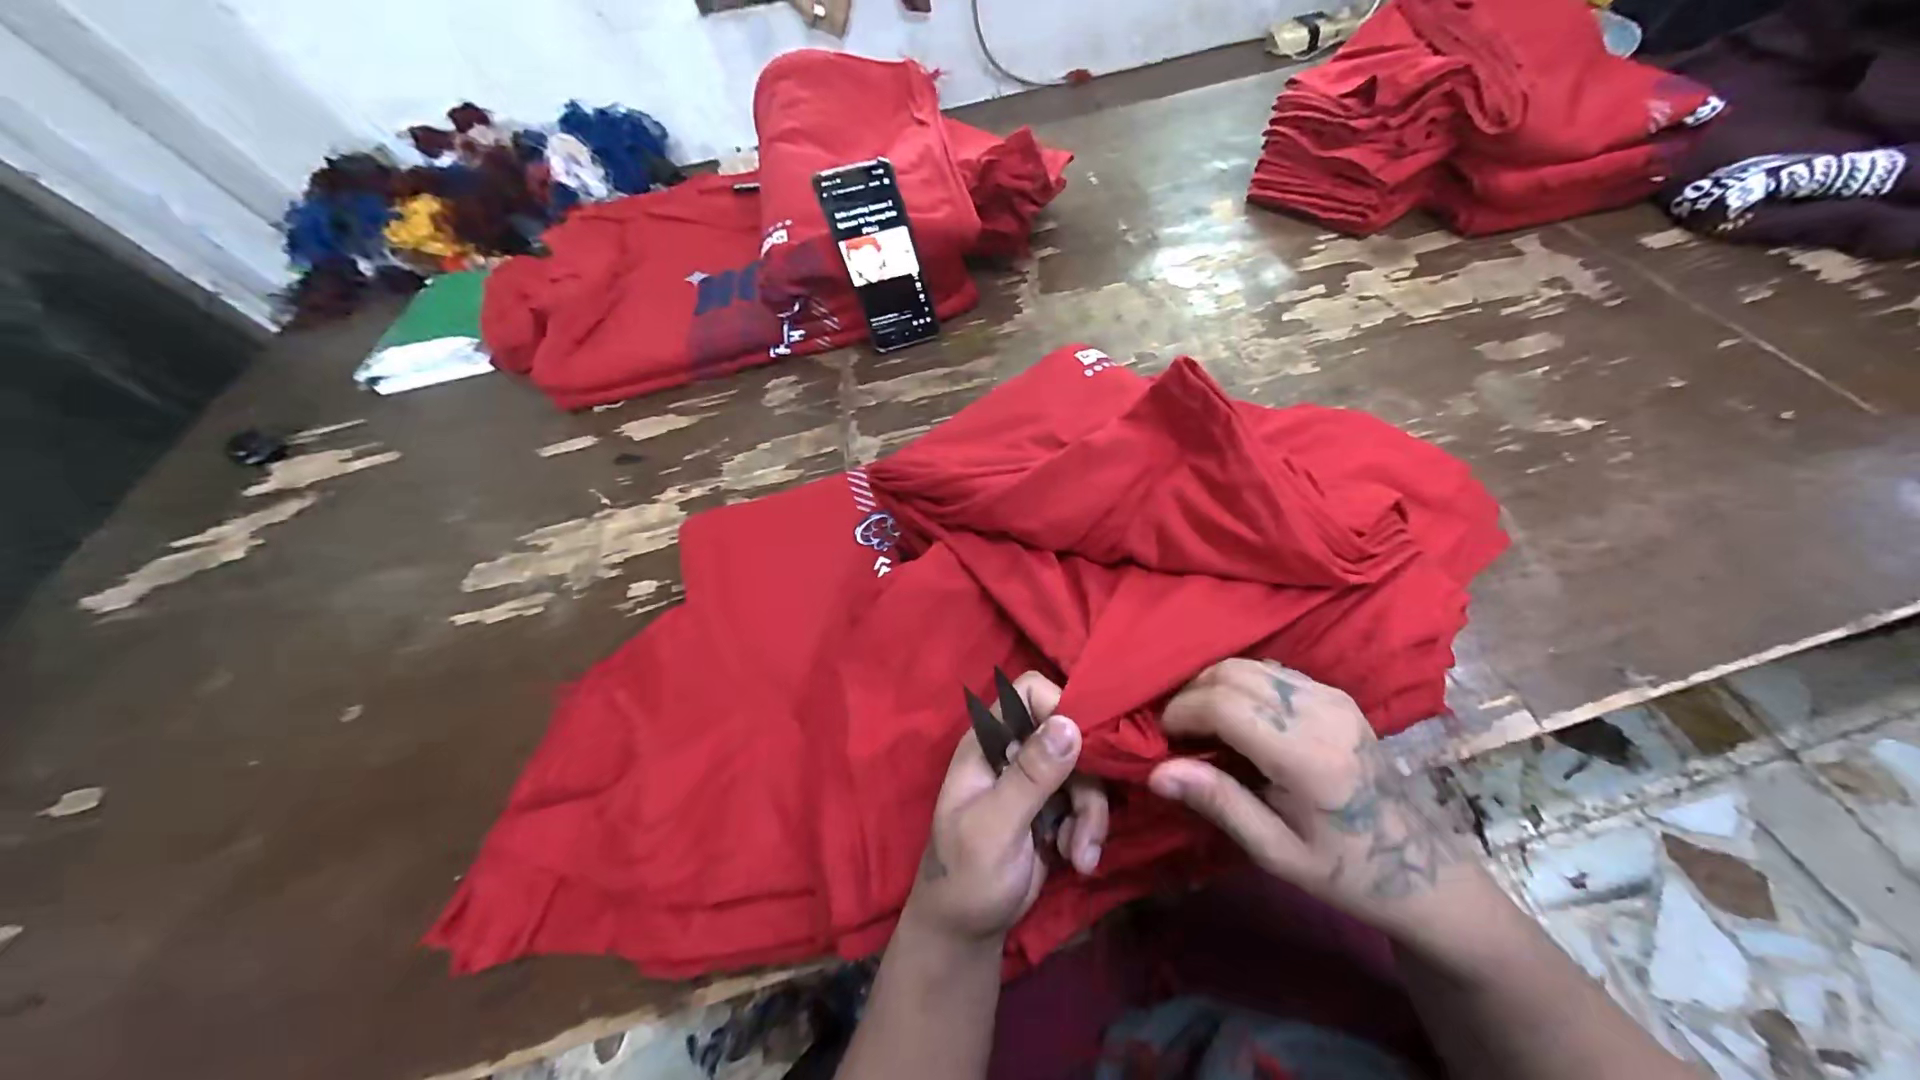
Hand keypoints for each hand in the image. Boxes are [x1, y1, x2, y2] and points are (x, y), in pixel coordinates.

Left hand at [904, 672, 1109, 942]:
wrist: (967, 929)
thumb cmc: (967, 874)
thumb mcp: (996, 827)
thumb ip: (1031, 776)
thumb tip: (1069, 723)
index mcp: (987, 743)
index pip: (1028, 693)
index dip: (1060, 706)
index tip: (1085, 747)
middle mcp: (1012, 751)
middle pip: (1069, 735)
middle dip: (1086, 782)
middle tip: (1086, 826)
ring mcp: (1034, 779)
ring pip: (1084, 771)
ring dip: (1090, 815)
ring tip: (1080, 856)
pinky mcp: (1053, 807)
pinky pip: (1086, 800)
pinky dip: (1088, 829)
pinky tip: (1078, 860)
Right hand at [1147, 659, 1467, 934]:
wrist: (1422, 869)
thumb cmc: (1343, 871)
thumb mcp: (1274, 851)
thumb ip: (1218, 802)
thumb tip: (1156, 772)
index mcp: (1307, 756)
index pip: (1224, 704)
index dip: (1181, 712)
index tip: (1162, 738)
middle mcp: (1321, 713)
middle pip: (1231, 673)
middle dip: (1191, 694)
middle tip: (1176, 732)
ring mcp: (1333, 698)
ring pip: (1248, 665)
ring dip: (1212, 685)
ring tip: (1200, 724)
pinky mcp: (1336, 695)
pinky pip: (1270, 671)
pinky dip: (1239, 684)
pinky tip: (1235, 717)